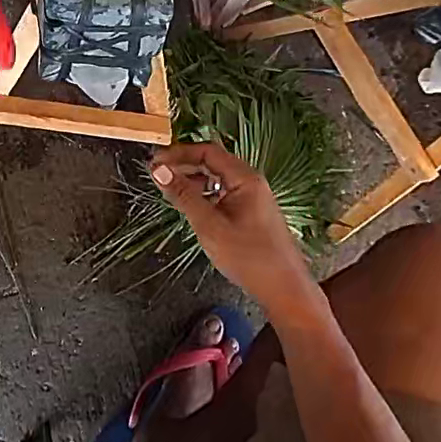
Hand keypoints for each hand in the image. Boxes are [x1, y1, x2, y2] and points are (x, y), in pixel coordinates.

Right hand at [151, 141, 323, 319]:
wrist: (285, 289)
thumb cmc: (250, 258)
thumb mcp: (209, 225)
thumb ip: (183, 195)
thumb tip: (160, 170)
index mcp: (245, 179)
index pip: (207, 151)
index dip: (178, 154)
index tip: (155, 162)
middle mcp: (251, 182)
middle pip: (212, 162)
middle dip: (183, 165)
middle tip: (158, 174)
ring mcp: (252, 197)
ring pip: (217, 178)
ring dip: (193, 180)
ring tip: (170, 190)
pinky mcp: (251, 211)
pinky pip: (223, 192)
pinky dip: (204, 194)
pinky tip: (191, 206)